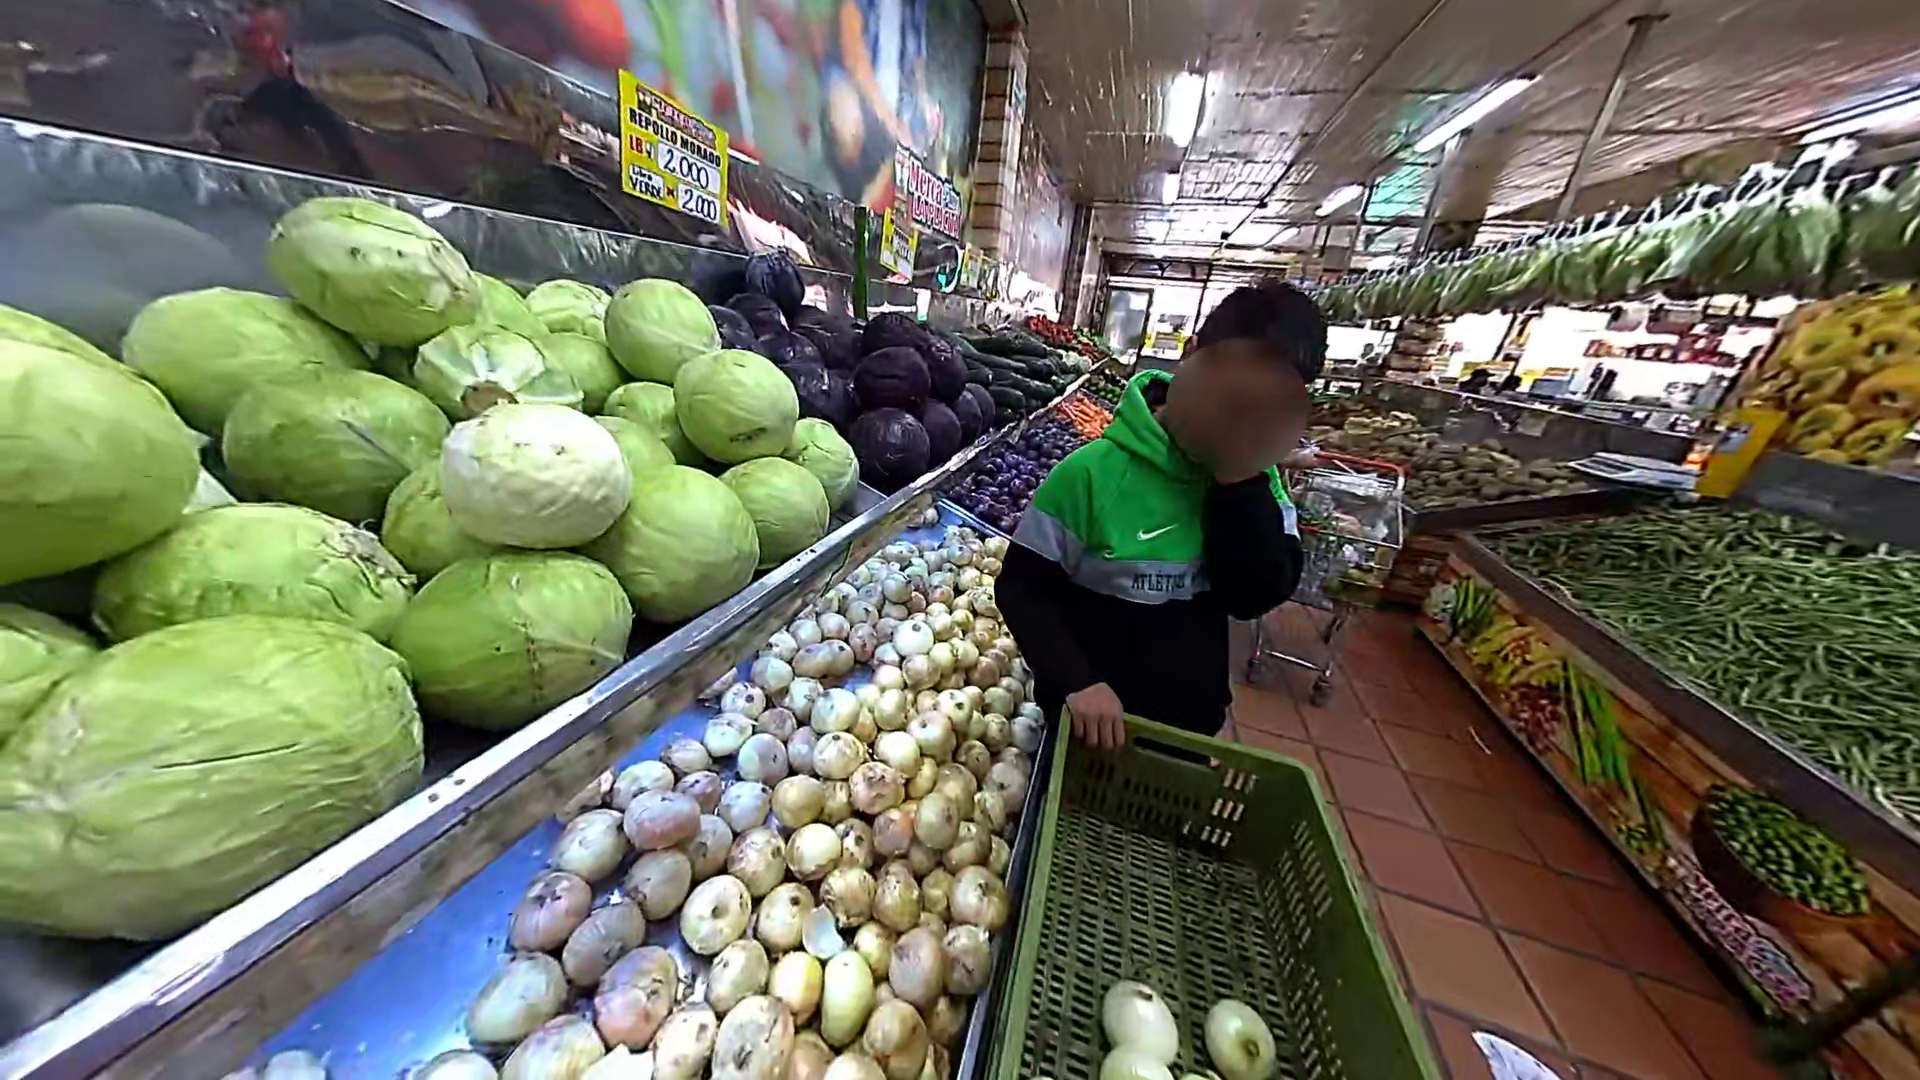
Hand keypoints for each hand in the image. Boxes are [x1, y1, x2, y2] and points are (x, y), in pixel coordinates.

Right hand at [1067, 683, 1126, 748]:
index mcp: (1116, 714)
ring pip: (1092, 742)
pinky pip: (1079, 734)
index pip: (1119, 740)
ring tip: (1090, 740)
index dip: (1116, 748)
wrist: (1084, 681)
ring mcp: (1090, 716)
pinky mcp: (1077, 715)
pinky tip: (1081, 732)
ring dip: (1091, 742)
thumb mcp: (1115, 706)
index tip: (1113, 750)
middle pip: (1106, 744)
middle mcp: (1104, 717)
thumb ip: (1116, 721)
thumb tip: (1117, 742)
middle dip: (1103, 747)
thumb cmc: (1103, 695)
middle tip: (1100, 746)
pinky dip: (1080, 735)